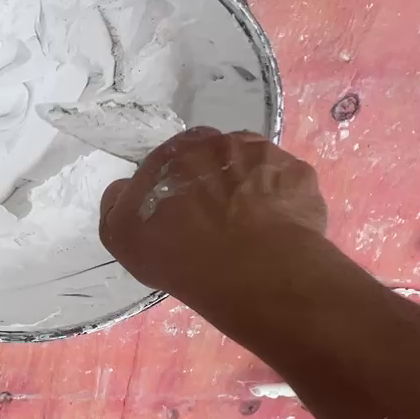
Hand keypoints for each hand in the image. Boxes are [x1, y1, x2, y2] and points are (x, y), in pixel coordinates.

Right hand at [99, 128, 328, 313]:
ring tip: (240, 218)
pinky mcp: (303, 178)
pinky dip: (274, 197)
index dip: (168, 176)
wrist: (258, 274)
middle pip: (214, 152)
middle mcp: (227, 143)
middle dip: (208, 173)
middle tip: (205, 209)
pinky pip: (283, 182)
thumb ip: (116, 203)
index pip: (170, 151)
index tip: (170, 202)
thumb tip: (124, 185)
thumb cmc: (182, 254)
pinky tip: (267, 224)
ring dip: (243, 182)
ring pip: (251, 163)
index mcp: (181, 151)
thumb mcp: (123, 237)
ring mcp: (271, 158)